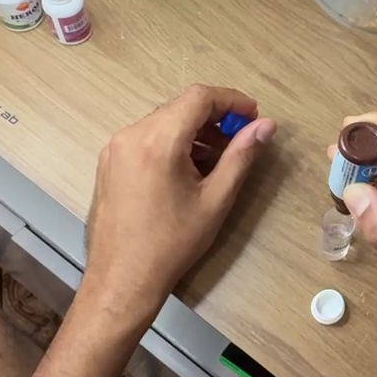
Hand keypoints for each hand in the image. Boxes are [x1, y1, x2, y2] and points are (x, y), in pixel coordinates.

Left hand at [80, 85, 276, 326]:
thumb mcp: (216, 199)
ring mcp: (115, 148)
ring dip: (194, 129)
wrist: (122, 279)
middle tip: (241, 137)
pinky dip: (173, 140)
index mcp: (157, 141)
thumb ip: (242, 155)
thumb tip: (266, 126)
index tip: (252, 116)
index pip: (199, 97)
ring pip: (164, 120)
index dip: (231, 100)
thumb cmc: (173, 243)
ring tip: (219, 156)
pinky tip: (191, 167)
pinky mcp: (110, 162)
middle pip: (180, 106)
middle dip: (215, 116)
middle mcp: (131, 135)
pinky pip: (147, 136)